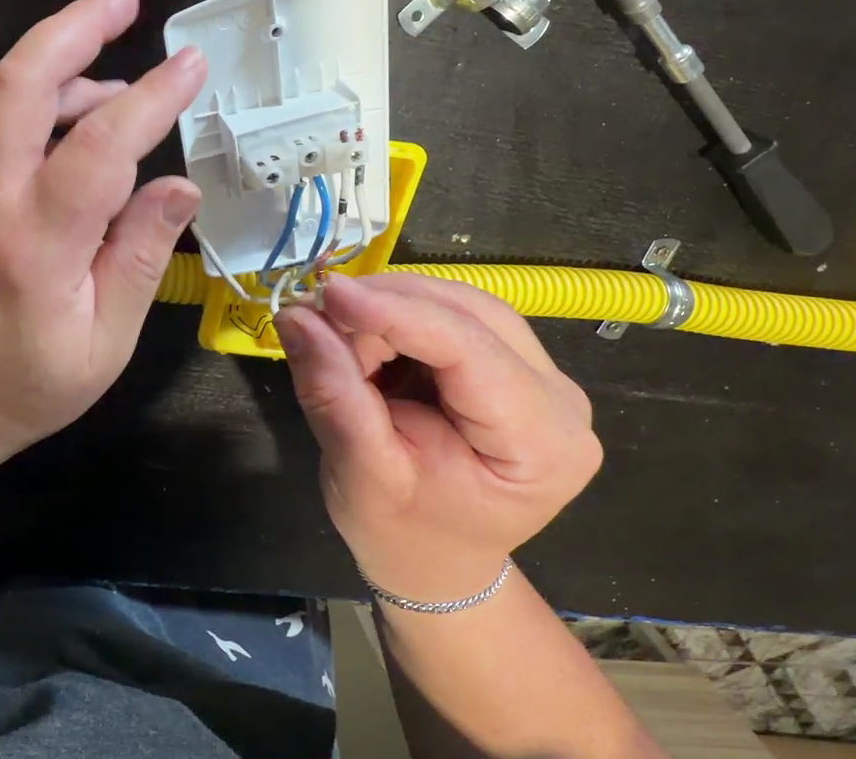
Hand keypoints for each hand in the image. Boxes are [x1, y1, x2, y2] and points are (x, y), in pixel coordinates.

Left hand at [0, 0, 207, 478]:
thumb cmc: (25, 387)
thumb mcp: (103, 344)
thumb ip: (140, 257)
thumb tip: (179, 183)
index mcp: (34, 249)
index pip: (98, 149)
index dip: (150, 98)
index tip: (191, 65)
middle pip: (17, 86)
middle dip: (71, 27)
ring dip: (55, 63)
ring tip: (118, 79)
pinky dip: (32, 99)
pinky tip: (72, 115)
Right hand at [275, 273, 601, 603]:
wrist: (434, 563)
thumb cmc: (403, 534)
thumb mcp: (360, 474)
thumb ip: (334, 394)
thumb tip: (296, 316)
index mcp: (540, 442)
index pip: (468, 348)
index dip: (395, 313)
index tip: (326, 292)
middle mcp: (559, 399)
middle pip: (470, 313)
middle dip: (387, 303)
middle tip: (316, 313)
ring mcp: (540, 379)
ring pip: (460, 305)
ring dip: (389, 306)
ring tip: (334, 332)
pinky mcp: (511, 368)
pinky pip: (452, 317)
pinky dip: (397, 317)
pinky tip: (362, 339)